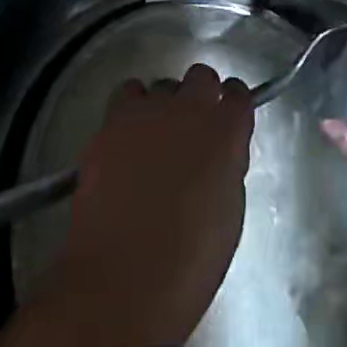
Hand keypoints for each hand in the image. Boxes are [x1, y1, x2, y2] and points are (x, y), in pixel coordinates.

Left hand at [1, 64, 252, 346]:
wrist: (125, 270)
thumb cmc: (190, 257)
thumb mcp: (227, 211)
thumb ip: (224, 166)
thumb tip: (215, 153)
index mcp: (224, 134)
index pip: (237, 95)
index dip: (233, 102)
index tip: (229, 112)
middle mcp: (186, 110)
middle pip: (199, 77)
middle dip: (200, 93)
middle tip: (193, 123)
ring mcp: (145, 111)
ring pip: (159, 86)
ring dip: (162, 103)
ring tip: (156, 134)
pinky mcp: (110, 120)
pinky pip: (126, 97)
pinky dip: (131, 109)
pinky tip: (127, 137)